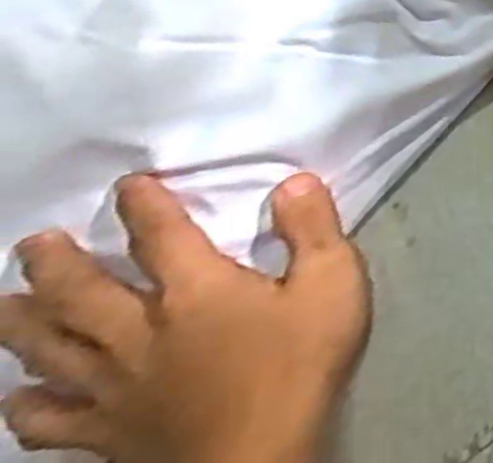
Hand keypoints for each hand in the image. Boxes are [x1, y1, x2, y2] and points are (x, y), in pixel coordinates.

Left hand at [1, 174, 370, 462]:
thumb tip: (292, 182)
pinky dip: (24, 405)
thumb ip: (314, 230)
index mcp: (196, 293)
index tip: (129, 183)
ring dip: (20, 323)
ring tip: (2, 303)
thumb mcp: (333, 279)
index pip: (163, 238)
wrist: (260, 447)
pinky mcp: (103, 429)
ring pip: (48, 350)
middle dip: (57, 265)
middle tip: (32, 243)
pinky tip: (15, 393)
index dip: (145, 207)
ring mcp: (112, 385)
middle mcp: (139, 332)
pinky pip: (46, 418)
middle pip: (83, 295)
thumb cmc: (304, 354)